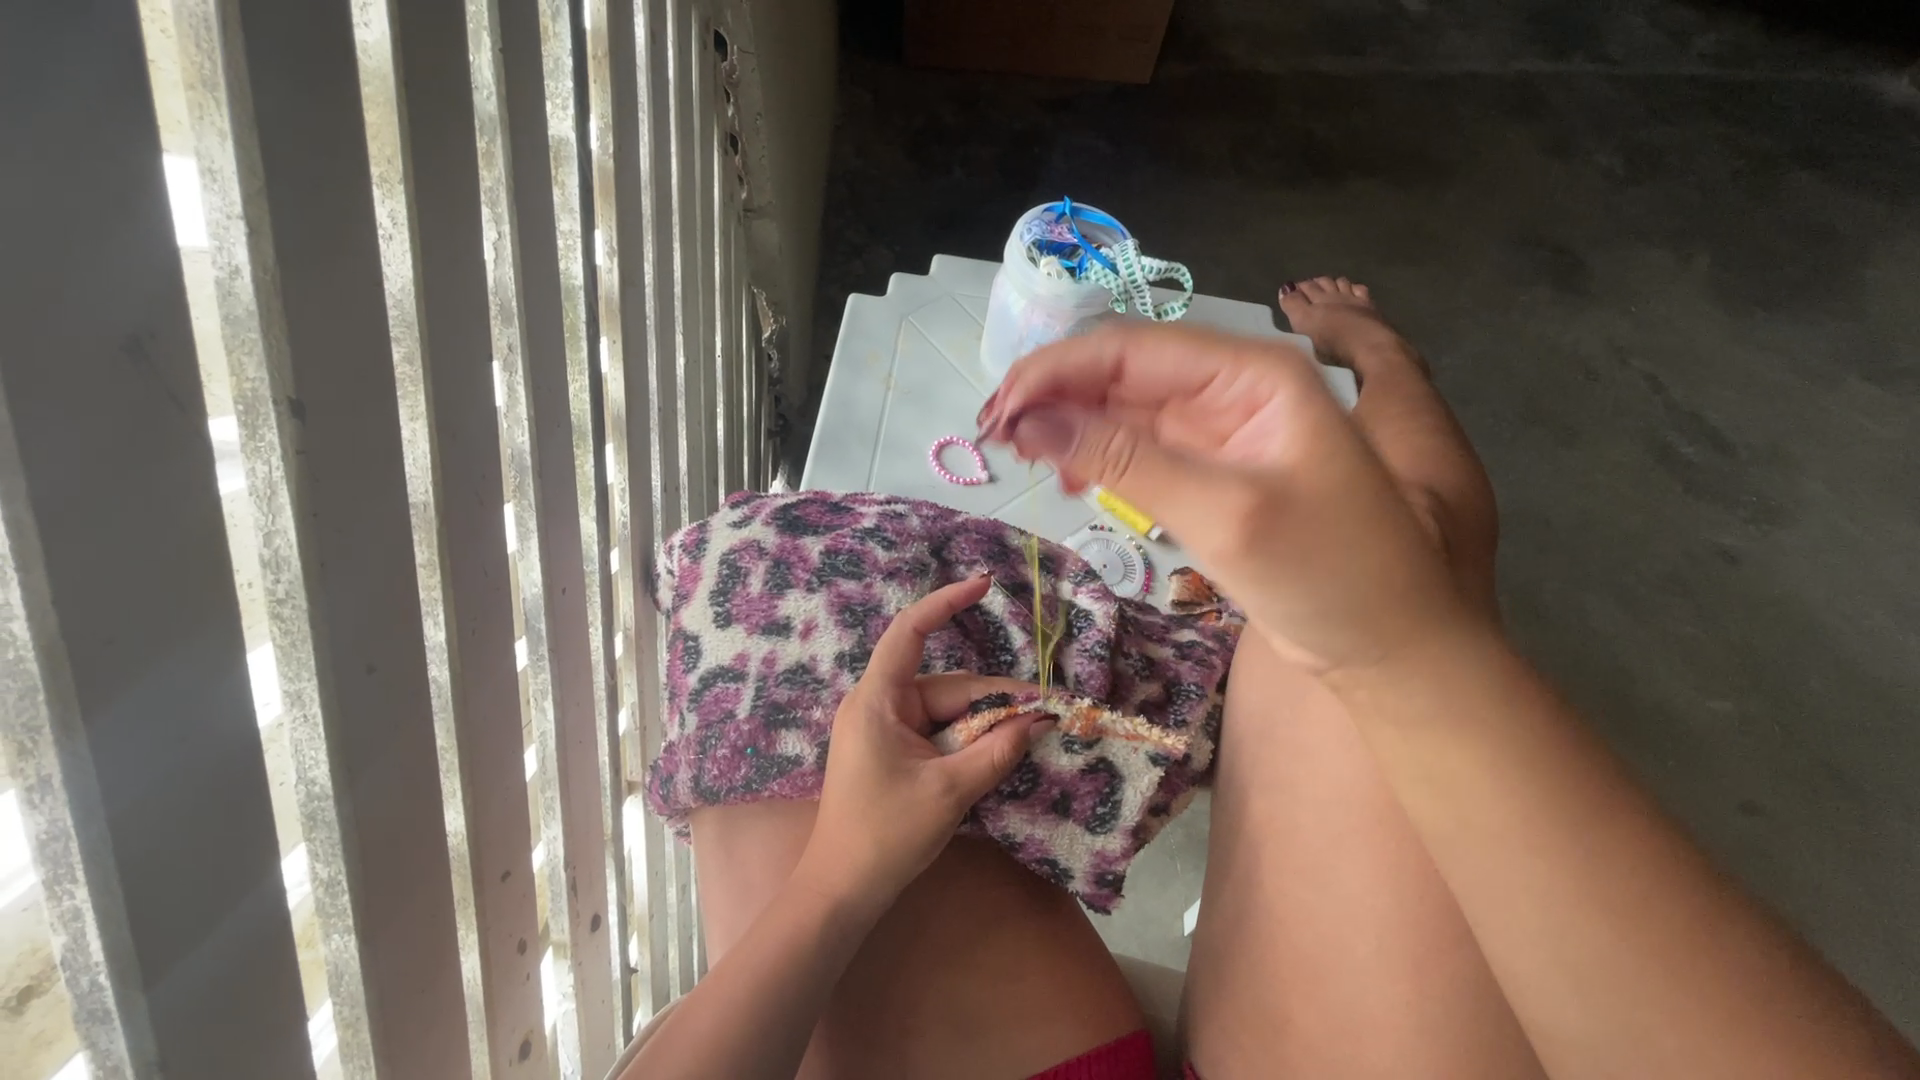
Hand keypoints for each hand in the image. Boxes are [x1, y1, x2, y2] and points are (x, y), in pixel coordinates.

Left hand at [798, 576, 1049, 908]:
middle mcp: (877, 704)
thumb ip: (996, 751)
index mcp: (878, 700)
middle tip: (1045, 714)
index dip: (946, 603)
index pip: (910, 632)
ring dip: (984, 723)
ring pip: (946, 710)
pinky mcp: (890, 751)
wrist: (842, 889)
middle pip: (945, 684)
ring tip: (1030, 733)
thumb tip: (1038, 721)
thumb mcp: (950, 792)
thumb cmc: (886, 835)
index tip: (983, 585)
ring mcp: (883, 728)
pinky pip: (936, 730)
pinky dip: (967, 739)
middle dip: (993, 699)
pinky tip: (998, 750)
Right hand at [979, 322, 1483, 674]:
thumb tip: (1030, 420)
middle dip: (1055, 396)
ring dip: (1069, 425)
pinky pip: (1140, 449)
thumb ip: (1125, 460)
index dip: (1057, 370)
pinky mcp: (1211, 472)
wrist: (1390, 643)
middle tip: (993, 435)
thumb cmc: (1330, 572)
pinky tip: (1066, 476)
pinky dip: (1097, 458)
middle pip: (1123, 372)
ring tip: (1019, 456)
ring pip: (1125, 409)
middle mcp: (1234, 388)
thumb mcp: (1224, 512)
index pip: (1133, 348)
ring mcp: (1220, 431)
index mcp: (1253, 373)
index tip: (998, 410)